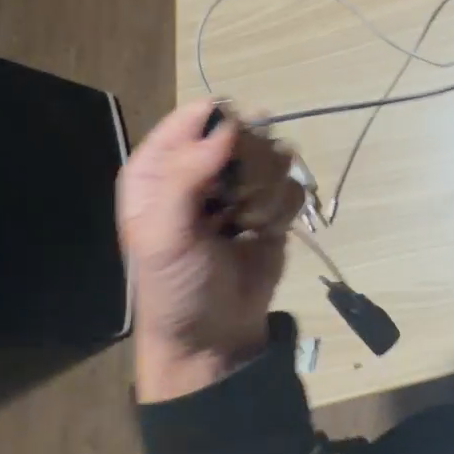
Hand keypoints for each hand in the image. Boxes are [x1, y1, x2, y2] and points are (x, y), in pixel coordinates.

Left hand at [117, 99, 283, 401]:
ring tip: (246, 223)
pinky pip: (293, 184)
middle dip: (249, 166)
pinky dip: (283, 209)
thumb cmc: (176, 287)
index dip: (220, 128)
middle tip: (235, 200)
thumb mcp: (165, 235)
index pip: (197, 117)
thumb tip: (226, 126)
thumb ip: (187, 176)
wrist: (214, 335)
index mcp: (160, 168)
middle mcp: (201, 169)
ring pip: (276, 154)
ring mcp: (240, 186)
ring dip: (267, 191)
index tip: (230, 154)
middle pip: (246, 130)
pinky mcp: (272, 205)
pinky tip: (264, 232)